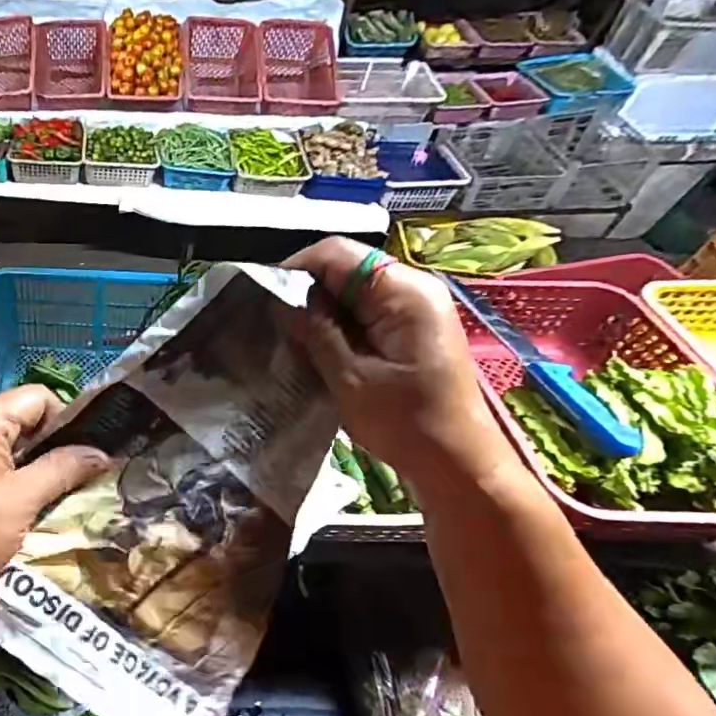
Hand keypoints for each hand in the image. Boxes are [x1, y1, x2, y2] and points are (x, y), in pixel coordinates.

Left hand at [0, 386, 109, 630]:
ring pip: (6, 437)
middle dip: (48, 443)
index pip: (37, 397)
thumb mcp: (23, 500)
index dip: (65, 421)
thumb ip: (63, 468)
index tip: (78, 458)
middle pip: (21, 415)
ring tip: (44, 493)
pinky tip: (17, 500)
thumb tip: (101, 452)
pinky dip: (7, 470)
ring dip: (29, 460)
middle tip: (67, 479)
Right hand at [283, 237, 521, 505]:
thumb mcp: (348, 377)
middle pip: (342, 268)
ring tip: (284, 337)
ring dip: (315, 310)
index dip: (293, 268)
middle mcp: (412, 290)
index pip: (336, 254)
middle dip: (301, 291)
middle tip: (268, 322)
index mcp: (403, 292)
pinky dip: (332, 324)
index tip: (260, 299)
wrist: (455, 461)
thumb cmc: (404, 421)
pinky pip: (360, 312)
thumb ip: (315, 331)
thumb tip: (279, 300)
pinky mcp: (406, 329)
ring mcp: (411, 309)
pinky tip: (311, 348)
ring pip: (347, 291)